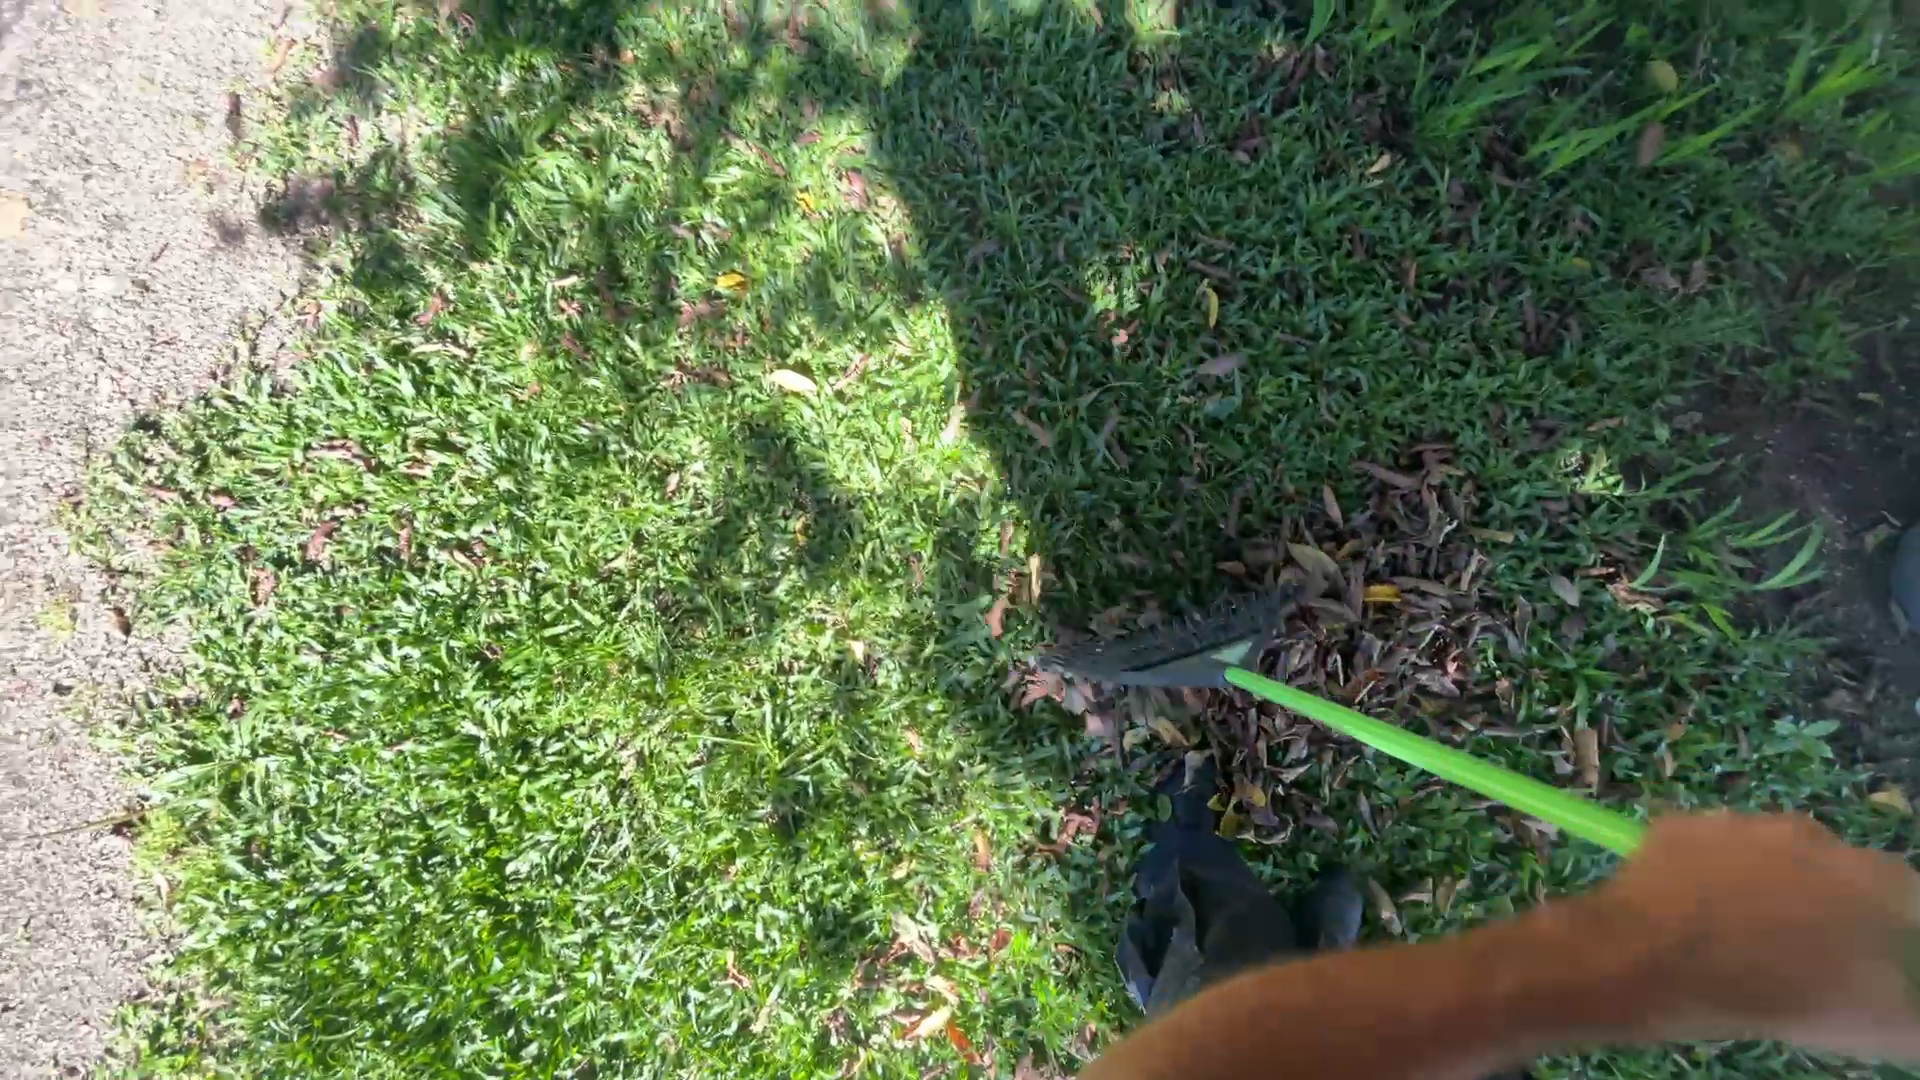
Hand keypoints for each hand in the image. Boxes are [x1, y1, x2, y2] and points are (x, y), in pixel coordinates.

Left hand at [1600, 812, 1919, 1059]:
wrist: (1665, 961)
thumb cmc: (1786, 993)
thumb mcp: (1888, 1024)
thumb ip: (1914, 1007)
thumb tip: (1903, 996)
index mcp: (1872, 878)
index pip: (1901, 891)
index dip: (1890, 921)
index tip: (1871, 947)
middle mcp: (1803, 835)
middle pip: (1827, 860)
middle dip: (1823, 890)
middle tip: (1801, 932)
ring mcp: (1731, 822)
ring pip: (1760, 845)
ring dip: (1760, 871)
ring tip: (1741, 915)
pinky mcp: (1675, 823)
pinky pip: (1703, 841)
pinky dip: (1704, 863)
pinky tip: (1696, 896)